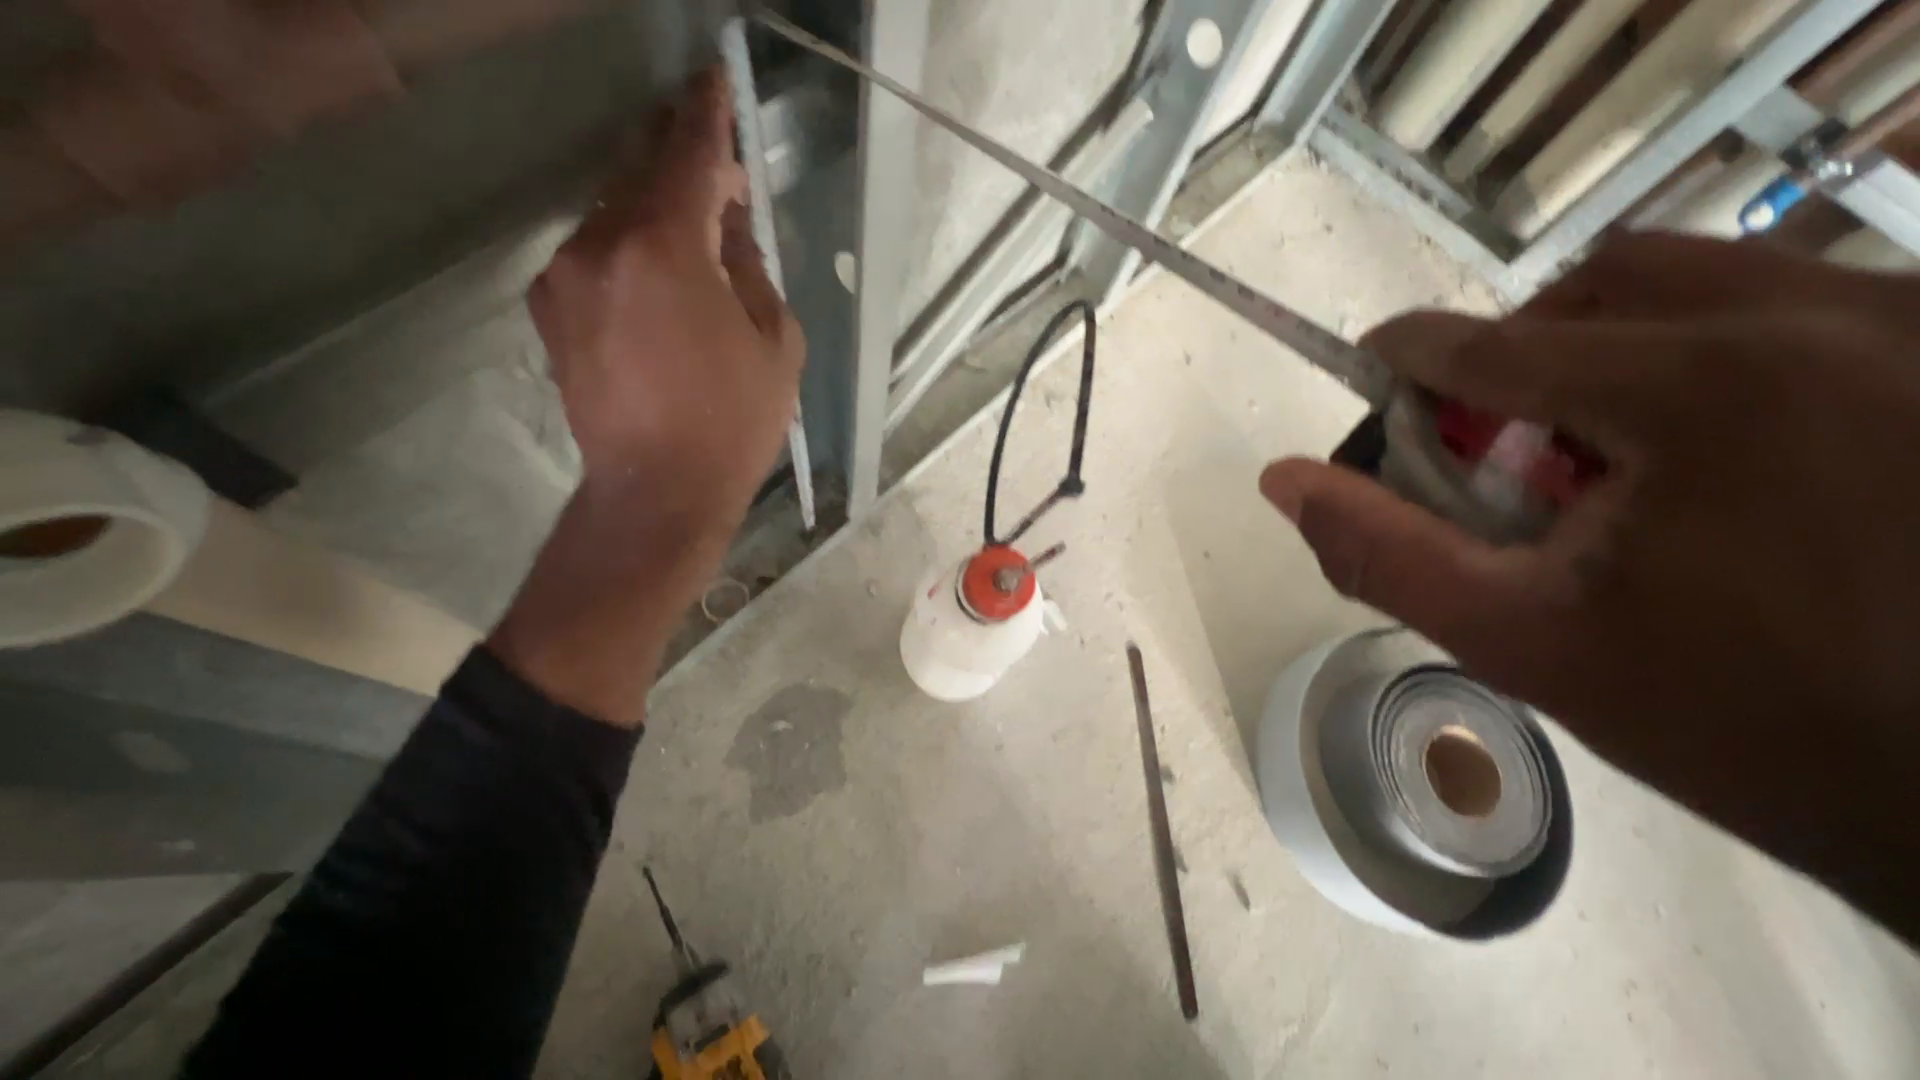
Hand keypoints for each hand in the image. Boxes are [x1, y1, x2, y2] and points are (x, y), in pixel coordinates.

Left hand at [489, 68, 803, 727]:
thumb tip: (726, 220)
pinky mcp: (551, 307)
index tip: (715, 82)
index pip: (688, 156)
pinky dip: (628, 245)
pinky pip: (595, 251)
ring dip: (655, 208)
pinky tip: (659, 276)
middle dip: (681, 161)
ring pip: (613, 211)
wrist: (655, 491)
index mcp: (665, 247)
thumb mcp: (774, 340)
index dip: (707, 115)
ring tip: (696, 231)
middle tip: (719, 165)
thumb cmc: (732, 422)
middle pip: (640, 172)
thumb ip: (749, 263)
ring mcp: (565, 275)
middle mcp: (601, 245)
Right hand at [1260, 233, 1919, 938]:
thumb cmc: (1726, 718)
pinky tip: (1708, 457)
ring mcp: (1910, 329)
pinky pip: (1786, 307)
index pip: (1498, 342)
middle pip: (1599, 282)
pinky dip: (1705, 356)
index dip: (1413, 356)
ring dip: (1612, 351)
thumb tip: (1282, 479)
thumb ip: (1386, 552)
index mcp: (1705, 392)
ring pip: (1698, 282)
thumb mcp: (1518, 639)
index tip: (1374, 374)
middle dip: (1520, 354)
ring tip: (1607, 457)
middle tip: (1502, 445)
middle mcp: (1826, 320)